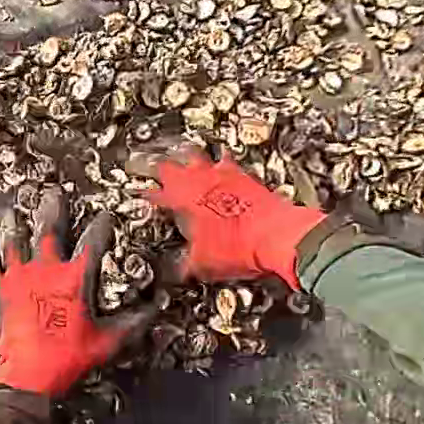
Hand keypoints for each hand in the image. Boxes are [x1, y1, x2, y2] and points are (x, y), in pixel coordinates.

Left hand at [0, 190, 152, 397]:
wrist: (28, 374)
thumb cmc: (69, 357)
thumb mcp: (107, 342)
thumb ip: (133, 322)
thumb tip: (158, 308)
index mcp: (76, 279)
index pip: (93, 242)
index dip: (102, 225)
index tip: (106, 215)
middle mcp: (47, 270)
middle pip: (49, 229)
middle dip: (53, 208)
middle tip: (53, 193)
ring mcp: (20, 276)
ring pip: (15, 240)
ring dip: (16, 223)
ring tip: (14, 209)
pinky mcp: (0, 288)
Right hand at [139, 148, 325, 289]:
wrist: (280, 237)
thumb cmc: (239, 248)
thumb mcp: (205, 263)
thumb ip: (188, 263)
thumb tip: (179, 272)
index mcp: (184, 204)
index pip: (159, 196)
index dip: (149, 195)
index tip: (142, 193)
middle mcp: (202, 187)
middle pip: (176, 169)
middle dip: (164, 166)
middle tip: (156, 162)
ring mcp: (225, 179)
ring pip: (201, 159)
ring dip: (191, 157)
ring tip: (184, 150)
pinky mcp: (246, 178)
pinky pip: (229, 163)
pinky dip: (222, 160)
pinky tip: (222, 157)